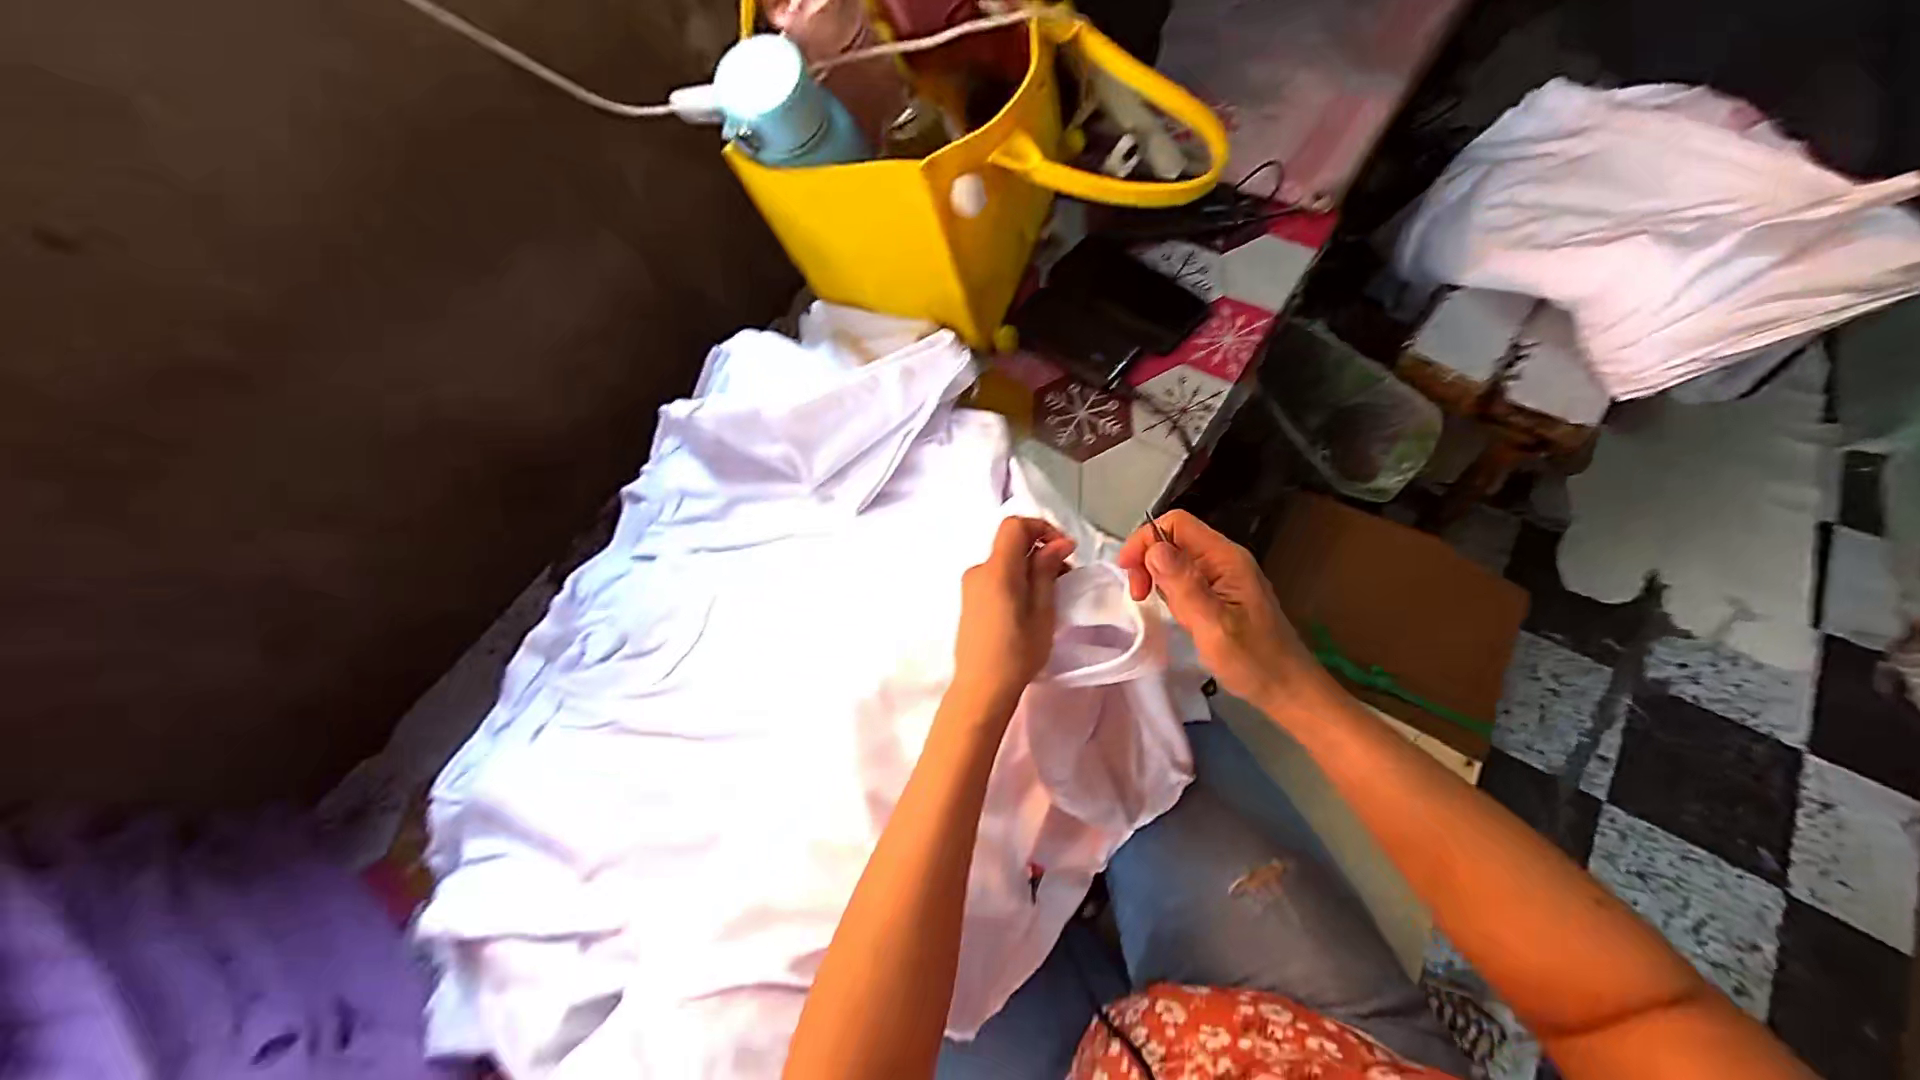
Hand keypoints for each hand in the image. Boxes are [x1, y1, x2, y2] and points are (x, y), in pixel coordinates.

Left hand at [954, 517, 1075, 704]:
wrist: (981, 688)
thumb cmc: (1017, 652)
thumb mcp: (1042, 610)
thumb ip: (1046, 570)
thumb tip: (1058, 543)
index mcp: (997, 569)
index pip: (1015, 526)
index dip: (1042, 529)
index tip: (1064, 551)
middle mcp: (978, 571)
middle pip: (1010, 544)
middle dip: (1040, 551)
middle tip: (1065, 576)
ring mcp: (971, 586)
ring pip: (1005, 562)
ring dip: (1030, 568)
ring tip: (1051, 595)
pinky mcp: (970, 601)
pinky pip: (996, 578)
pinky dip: (1016, 580)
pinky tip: (1030, 606)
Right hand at [1115, 510, 1331, 707]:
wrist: (1288, 690)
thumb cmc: (1253, 661)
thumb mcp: (1213, 625)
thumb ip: (1184, 585)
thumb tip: (1153, 548)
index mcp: (1226, 558)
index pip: (1177, 523)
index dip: (1145, 539)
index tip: (1128, 573)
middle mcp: (1225, 559)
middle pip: (1174, 538)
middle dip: (1148, 560)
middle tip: (1140, 596)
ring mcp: (1224, 576)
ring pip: (1177, 559)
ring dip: (1158, 578)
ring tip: (1164, 610)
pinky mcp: (1221, 593)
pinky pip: (1186, 579)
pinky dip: (1171, 592)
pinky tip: (1178, 616)